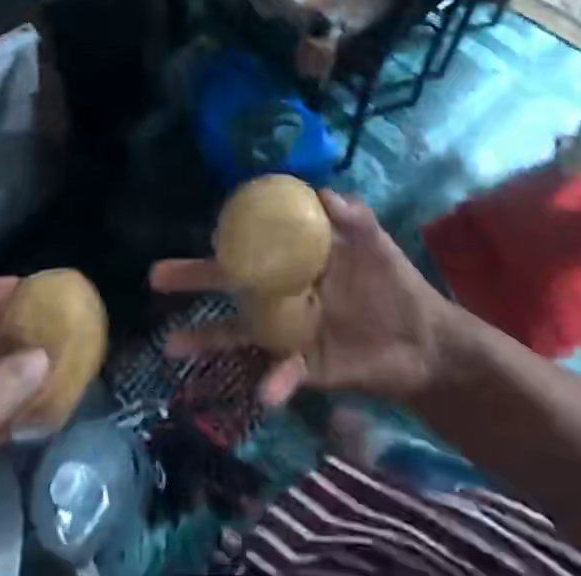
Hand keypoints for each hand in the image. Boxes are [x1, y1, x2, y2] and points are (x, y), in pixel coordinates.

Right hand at [150, 189, 458, 405]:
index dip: (225, 240)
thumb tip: (322, 191)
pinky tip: (268, 389)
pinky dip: (274, 383)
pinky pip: (283, 375)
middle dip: (194, 281)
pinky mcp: (306, 368)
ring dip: (207, 338)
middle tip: (155, 277)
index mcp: (296, 261)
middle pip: (233, 286)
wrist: (425, 341)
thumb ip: (353, 218)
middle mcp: (283, 293)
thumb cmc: (396, 284)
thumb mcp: (377, 244)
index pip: (252, 246)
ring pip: (240, 333)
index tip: (198, 231)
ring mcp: (290, 332)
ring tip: (171, 344)